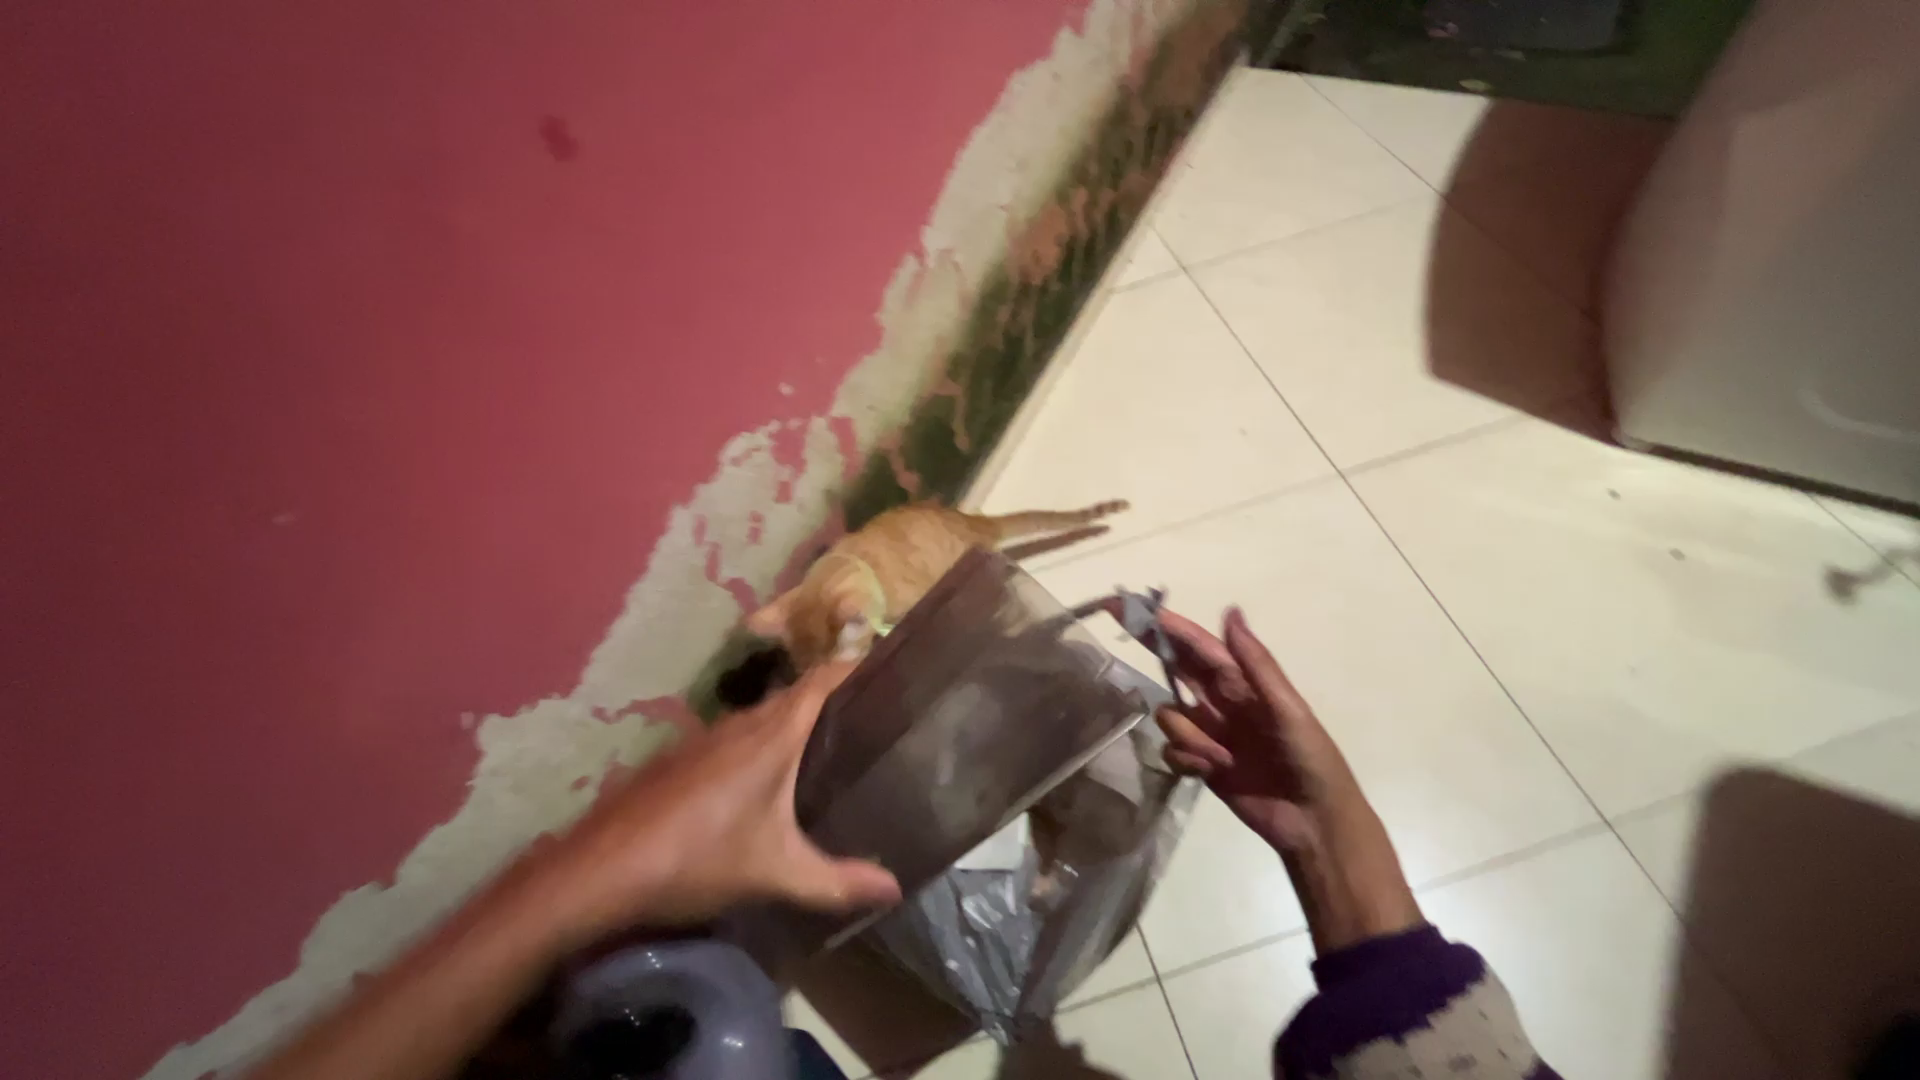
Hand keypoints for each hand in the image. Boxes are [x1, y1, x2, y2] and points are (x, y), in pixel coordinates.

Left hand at [544, 663, 901, 938]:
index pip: (823, 679)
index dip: (855, 667)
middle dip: (833, 700)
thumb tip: (895, 890)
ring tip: (830, 749)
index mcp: (773, 734)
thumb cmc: (698, 858)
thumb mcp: (776, 874)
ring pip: (764, 717)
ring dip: (795, 724)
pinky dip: (762, 744)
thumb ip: (837, 881)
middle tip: (873, 722)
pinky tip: (767, 781)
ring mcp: (706, 738)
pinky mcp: (683, 757)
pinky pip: (737, 737)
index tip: (890, 671)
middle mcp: (741, 723)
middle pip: (796, 695)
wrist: (599, 869)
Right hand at [1151, 607, 1351, 851]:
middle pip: (1174, 666)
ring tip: (1218, 758)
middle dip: (1151, 648)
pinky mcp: (1199, 762)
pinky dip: (1185, 760)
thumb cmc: (1310, 760)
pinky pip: (1171, 750)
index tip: (1132, 605)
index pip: (1196, 645)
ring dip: (1186, 735)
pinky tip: (1209, 773)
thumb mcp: (1287, 709)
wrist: (1314, 823)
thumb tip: (1230, 610)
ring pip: (1169, 716)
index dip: (1166, 623)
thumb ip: (1255, 663)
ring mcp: (1208, 732)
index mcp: (1242, 682)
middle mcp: (1220, 700)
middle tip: (1113, 621)